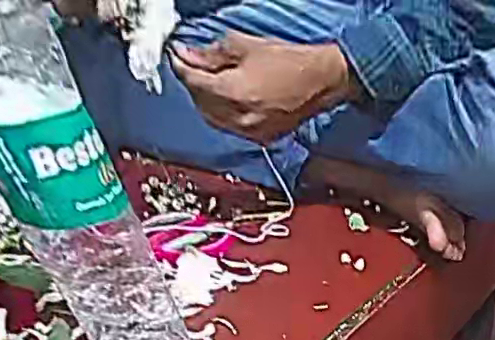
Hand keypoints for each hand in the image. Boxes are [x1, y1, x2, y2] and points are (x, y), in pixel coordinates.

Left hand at [173, 34, 358, 143]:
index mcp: (233, 93)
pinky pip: (233, 129)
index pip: (193, 83)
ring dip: (207, 103)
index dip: (181, 66)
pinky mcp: (264, 138)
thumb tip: (188, 56)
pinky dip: (224, 115)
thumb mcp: (241, 46)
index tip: (177, 54)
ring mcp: (254, 131)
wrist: (318, 82)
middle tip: (191, 67)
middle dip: (193, 86)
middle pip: (201, 106)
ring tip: (208, 84)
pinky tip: (227, 101)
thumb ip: (210, 54)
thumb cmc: (286, 62)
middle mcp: (242, 118)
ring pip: (216, 121)